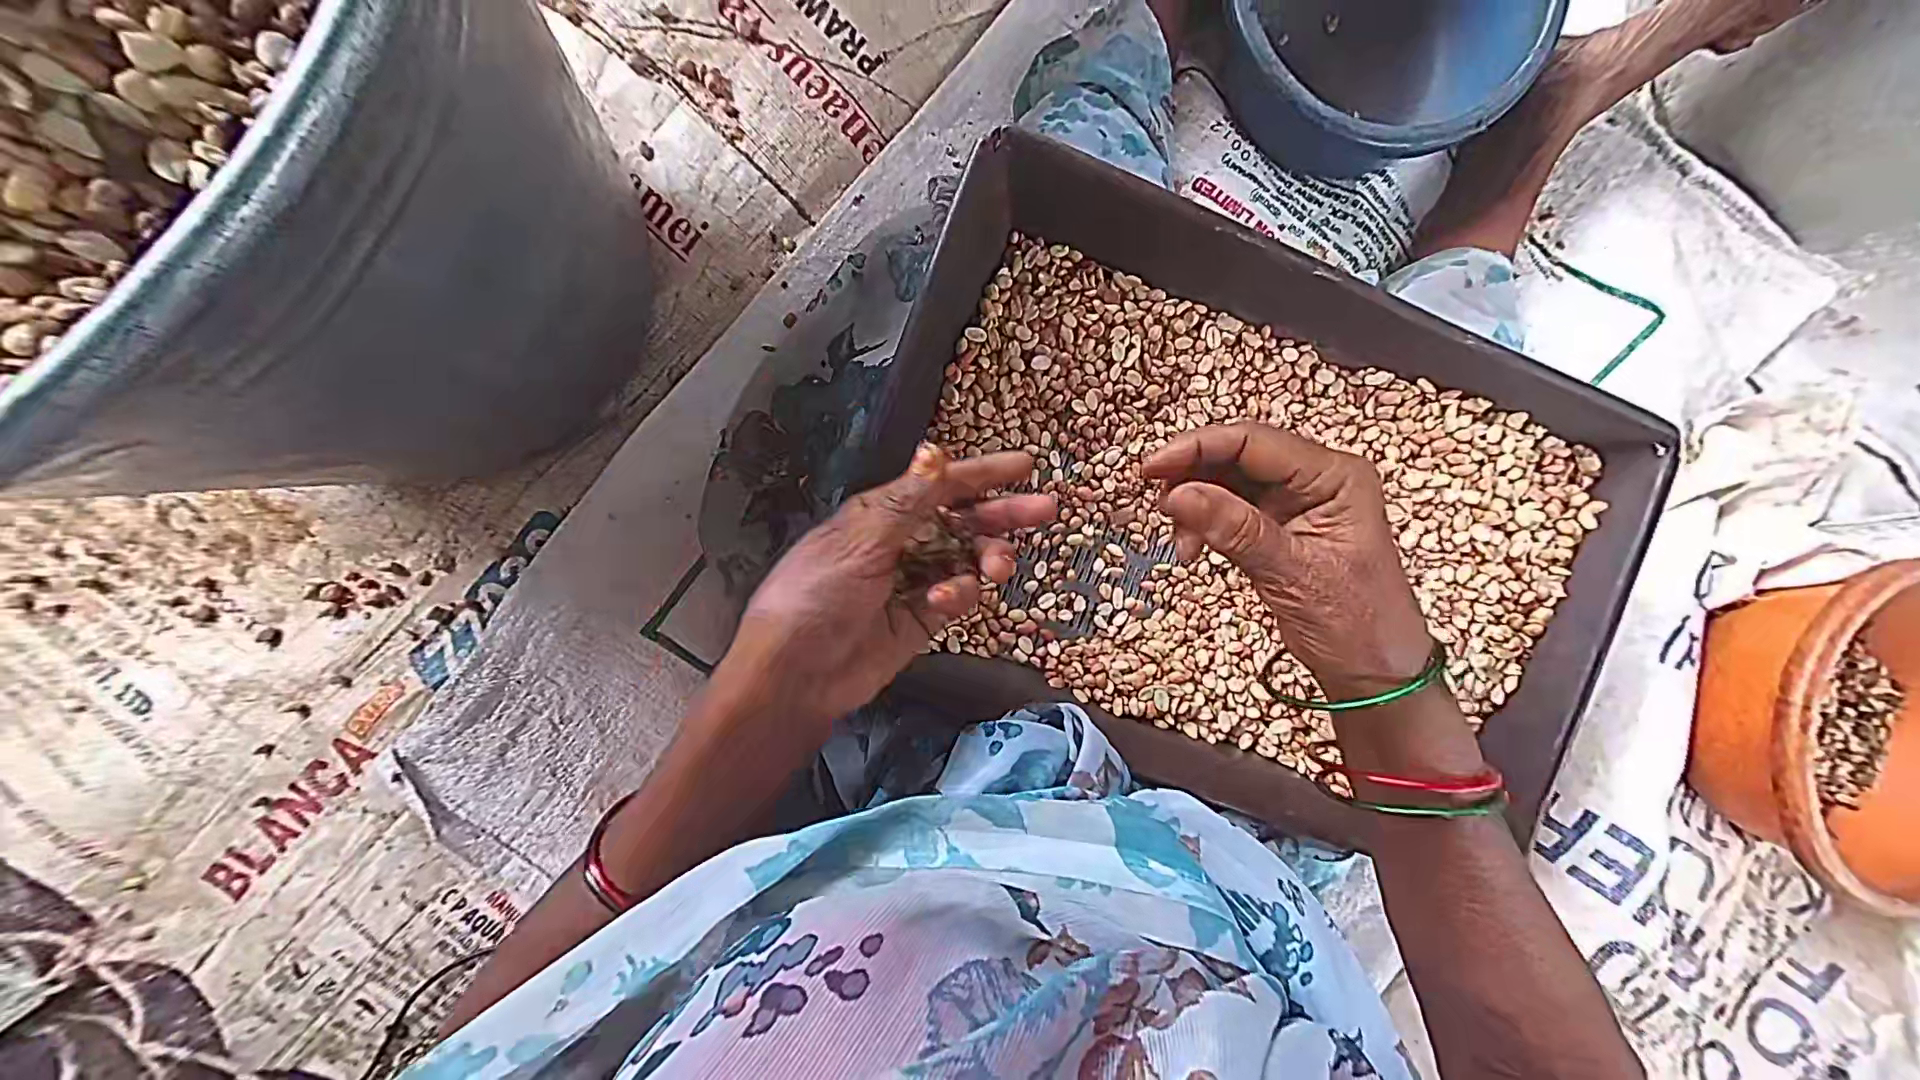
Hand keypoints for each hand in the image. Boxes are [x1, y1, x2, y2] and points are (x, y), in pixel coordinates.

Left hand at [718, 443, 1056, 726]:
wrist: (796, 672)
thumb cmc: (816, 594)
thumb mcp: (861, 539)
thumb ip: (907, 500)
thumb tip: (935, 451)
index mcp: (883, 513)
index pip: (942, 484)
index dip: (983, 473)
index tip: (1024, 465)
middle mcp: (903, 542)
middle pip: (964, 521)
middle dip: (1003, 514)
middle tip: (1044, 510)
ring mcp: (914, 581)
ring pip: (967, 559)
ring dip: (987, 558)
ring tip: (999, 566)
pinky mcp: (922, 618)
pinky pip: (956, 597)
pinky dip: (959, 595)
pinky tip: (945, 600)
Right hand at [1140, 423, 1431, 695]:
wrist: (1375, 672)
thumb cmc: (1357, 625)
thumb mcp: (1292, 574)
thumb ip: (1235, 530)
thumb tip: (1179, 495)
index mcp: (1334, 476)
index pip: (1252, 442)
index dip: (1196, 448)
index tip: (1152, 467)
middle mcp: (1314, 479)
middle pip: (1234, 456)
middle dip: (1191, 477)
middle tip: (1160, 504)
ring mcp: (1293, 502)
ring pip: (1224, 481)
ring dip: (1193, 504)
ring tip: (1184, 543)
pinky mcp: (1274, 524)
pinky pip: (1226, 508)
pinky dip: (1202, 523)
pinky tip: (1193, 549)